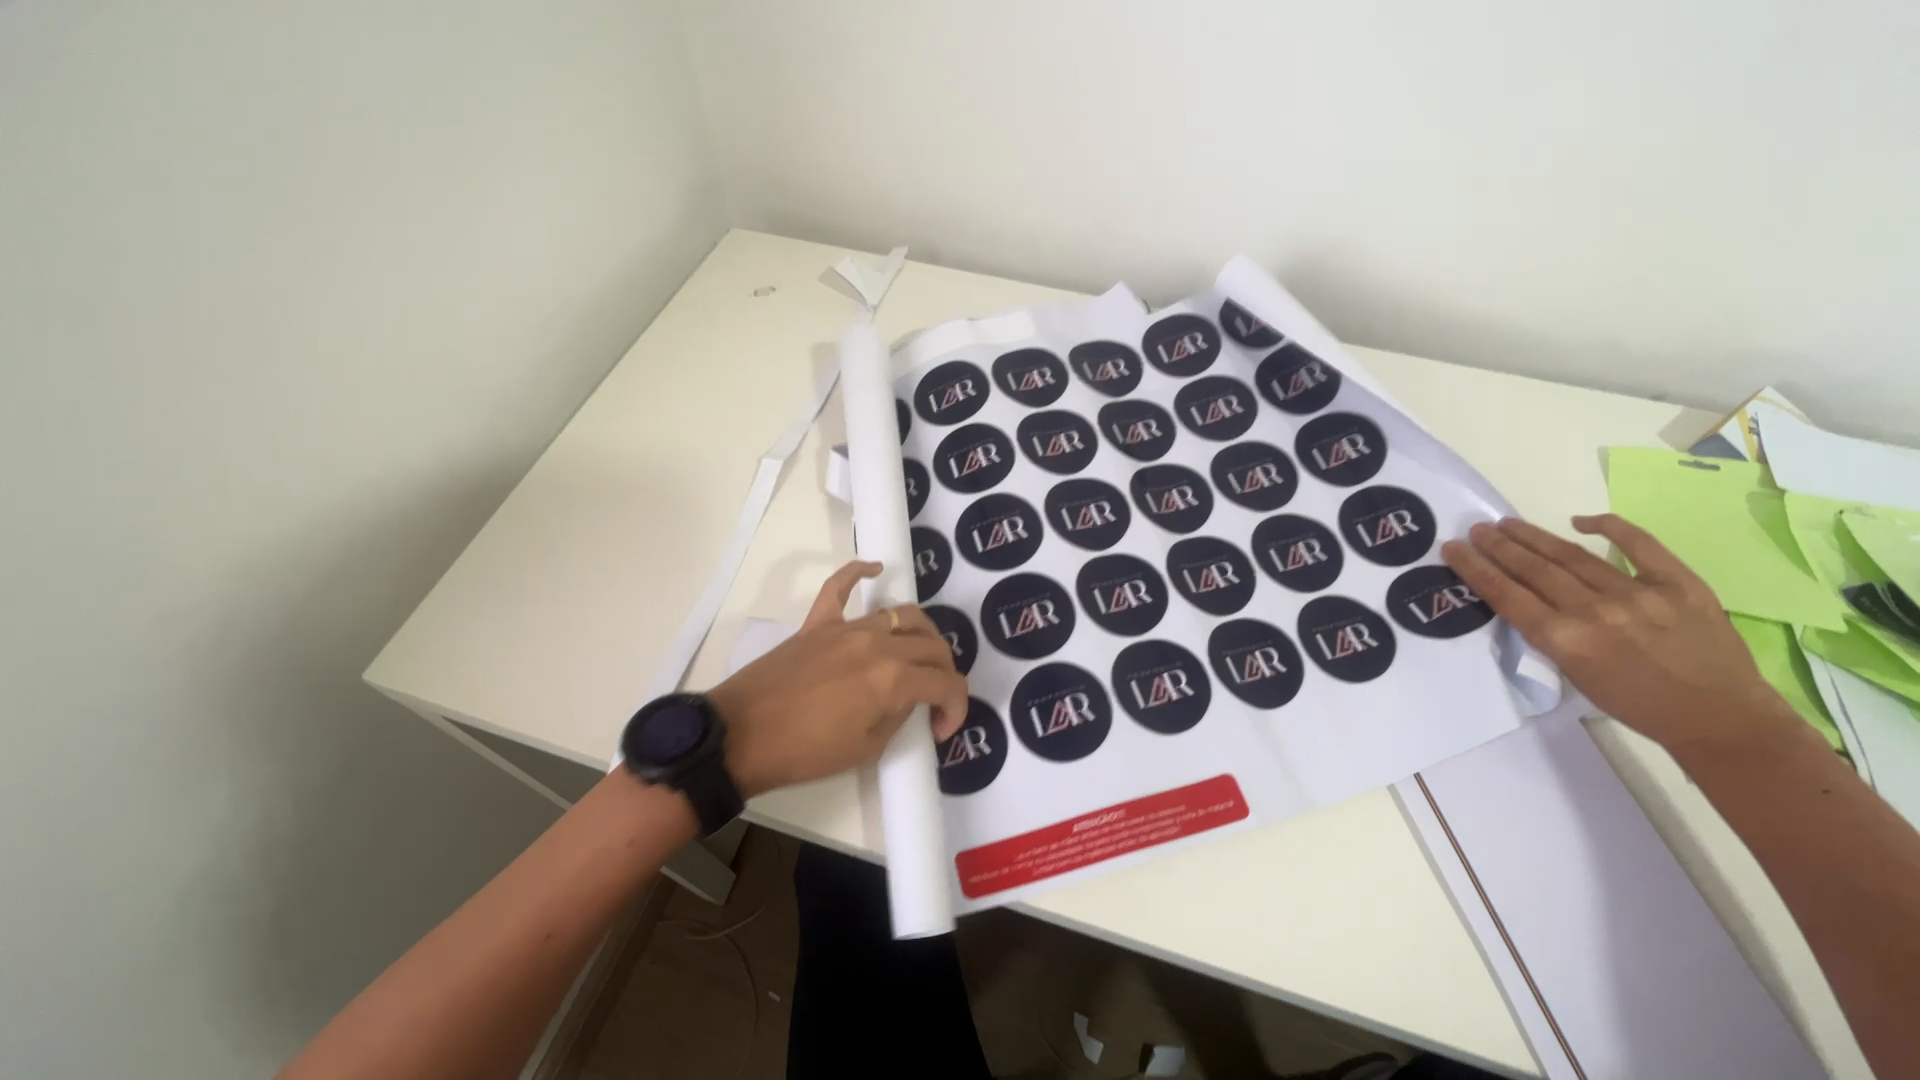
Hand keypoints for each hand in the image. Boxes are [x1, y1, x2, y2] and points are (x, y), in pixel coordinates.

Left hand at [709, 561, 968, 797]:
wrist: (739, 737)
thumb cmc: (803, 753)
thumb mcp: (865, 750)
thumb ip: (897, 717)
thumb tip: (906, 701)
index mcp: (893, 679)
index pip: (946, 683)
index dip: (955, 707)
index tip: (942, 728)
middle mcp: (878, 644)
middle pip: (932, 645)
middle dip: (944, 672)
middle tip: (933, 697)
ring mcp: (846, 628)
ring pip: (901, 615)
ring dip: (921, 634)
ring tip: (918, 656)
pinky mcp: (817, 623)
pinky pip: (840, 586)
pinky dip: (859, 572)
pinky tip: (875, 569)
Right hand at [1441, 514, 1802, 754]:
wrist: (1718, 717)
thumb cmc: (1637, 705)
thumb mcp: (1576, 677)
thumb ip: (1552, 636)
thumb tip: (1531, 601)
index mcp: (1566, 641)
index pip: (1508, 595)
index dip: (1476, 569)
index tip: (1455, 548)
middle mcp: (1595, 612)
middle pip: (1535, 569)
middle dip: (1500, 547)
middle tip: (1478, 529)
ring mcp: (1638, 594)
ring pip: (1574, 555)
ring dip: (1536, 537)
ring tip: (1510, 524)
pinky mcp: (1679, 583)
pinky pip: (1639, 545)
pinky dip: (1610, 527)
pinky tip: (1581, 520)